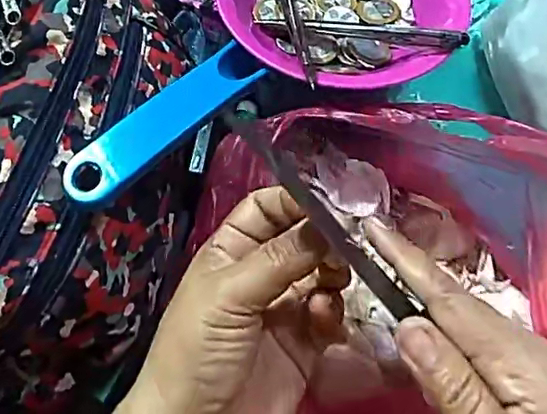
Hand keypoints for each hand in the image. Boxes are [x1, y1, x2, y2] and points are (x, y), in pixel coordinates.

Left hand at [120, 186, 348, 413]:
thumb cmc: (196, 347)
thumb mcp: (229, 295)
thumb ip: (276, 260)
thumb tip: (322, 225)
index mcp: (231, 248)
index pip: (265, 208)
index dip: (294, 200)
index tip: (331, 199)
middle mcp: (258, 272)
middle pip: (299, 240)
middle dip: (324, 238)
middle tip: (350, 243)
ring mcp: (282, 308)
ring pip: (319, 276)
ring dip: (333, 274)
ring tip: (339, 279)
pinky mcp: (302, 347)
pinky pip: (327, 317)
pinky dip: (333, 312)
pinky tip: (325, 317)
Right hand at [366, 221, 546, 413]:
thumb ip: (456, 387)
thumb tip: (406, 321)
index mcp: (527, 362)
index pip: (450, 298)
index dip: (405, 258)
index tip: (370, 223)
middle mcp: (542, 352)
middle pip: (465, 305)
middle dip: (418, 275)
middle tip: (374, 246)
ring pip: (480, 323)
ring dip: (437, 303)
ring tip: (397, 280)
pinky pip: (494, 345)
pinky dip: (461, 332)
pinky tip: (445, 335)